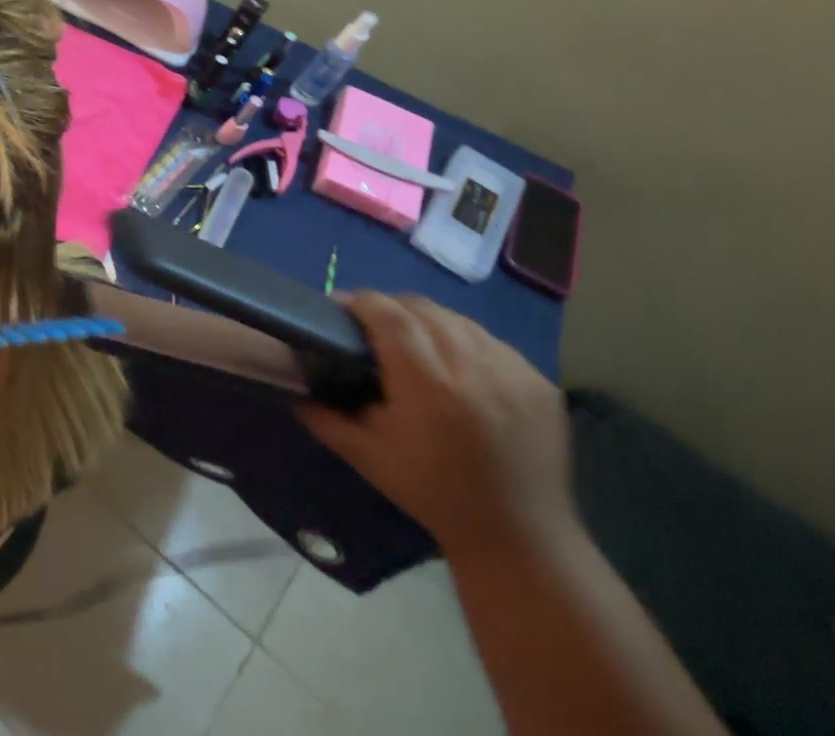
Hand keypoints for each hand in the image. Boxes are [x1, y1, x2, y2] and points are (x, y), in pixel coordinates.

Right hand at [299, 292, 574, 557]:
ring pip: (460, 320)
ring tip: (411, 341)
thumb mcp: (365, 457)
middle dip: (390, 307)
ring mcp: (514, 371)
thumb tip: (295, 388)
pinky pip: (492, 343)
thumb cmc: (430, 492)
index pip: (390, 316)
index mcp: (428, 385)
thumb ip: (324, 418)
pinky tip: (453, 366)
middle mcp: (474, 367)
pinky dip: (464, 342)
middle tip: (368, 324)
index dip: (360, 302)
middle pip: (424, 309)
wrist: (515, 531)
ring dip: (428, 321)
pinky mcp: (540, 381)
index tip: (338, 306)